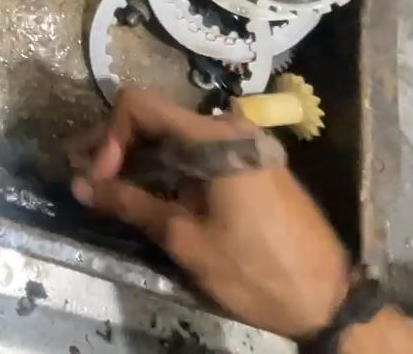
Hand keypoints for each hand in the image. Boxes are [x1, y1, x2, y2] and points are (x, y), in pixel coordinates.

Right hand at [69, 89, 352, 339]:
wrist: (334, 305)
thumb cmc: (257, 271)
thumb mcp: (185, 240)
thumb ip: (129, 203)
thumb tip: (78, 184)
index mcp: (214, 138)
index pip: (139, 106)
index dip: (108, 135)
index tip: (98, 175)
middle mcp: (227, 128)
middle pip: (152, 117)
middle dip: (112, 144)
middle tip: (79, 170)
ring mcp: (240, 143)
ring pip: (170, 134)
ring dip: (133, 155)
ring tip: (99, 179)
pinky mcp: (246, 162)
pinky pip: (192, 150)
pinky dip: (161, 163)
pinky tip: (139, 184)